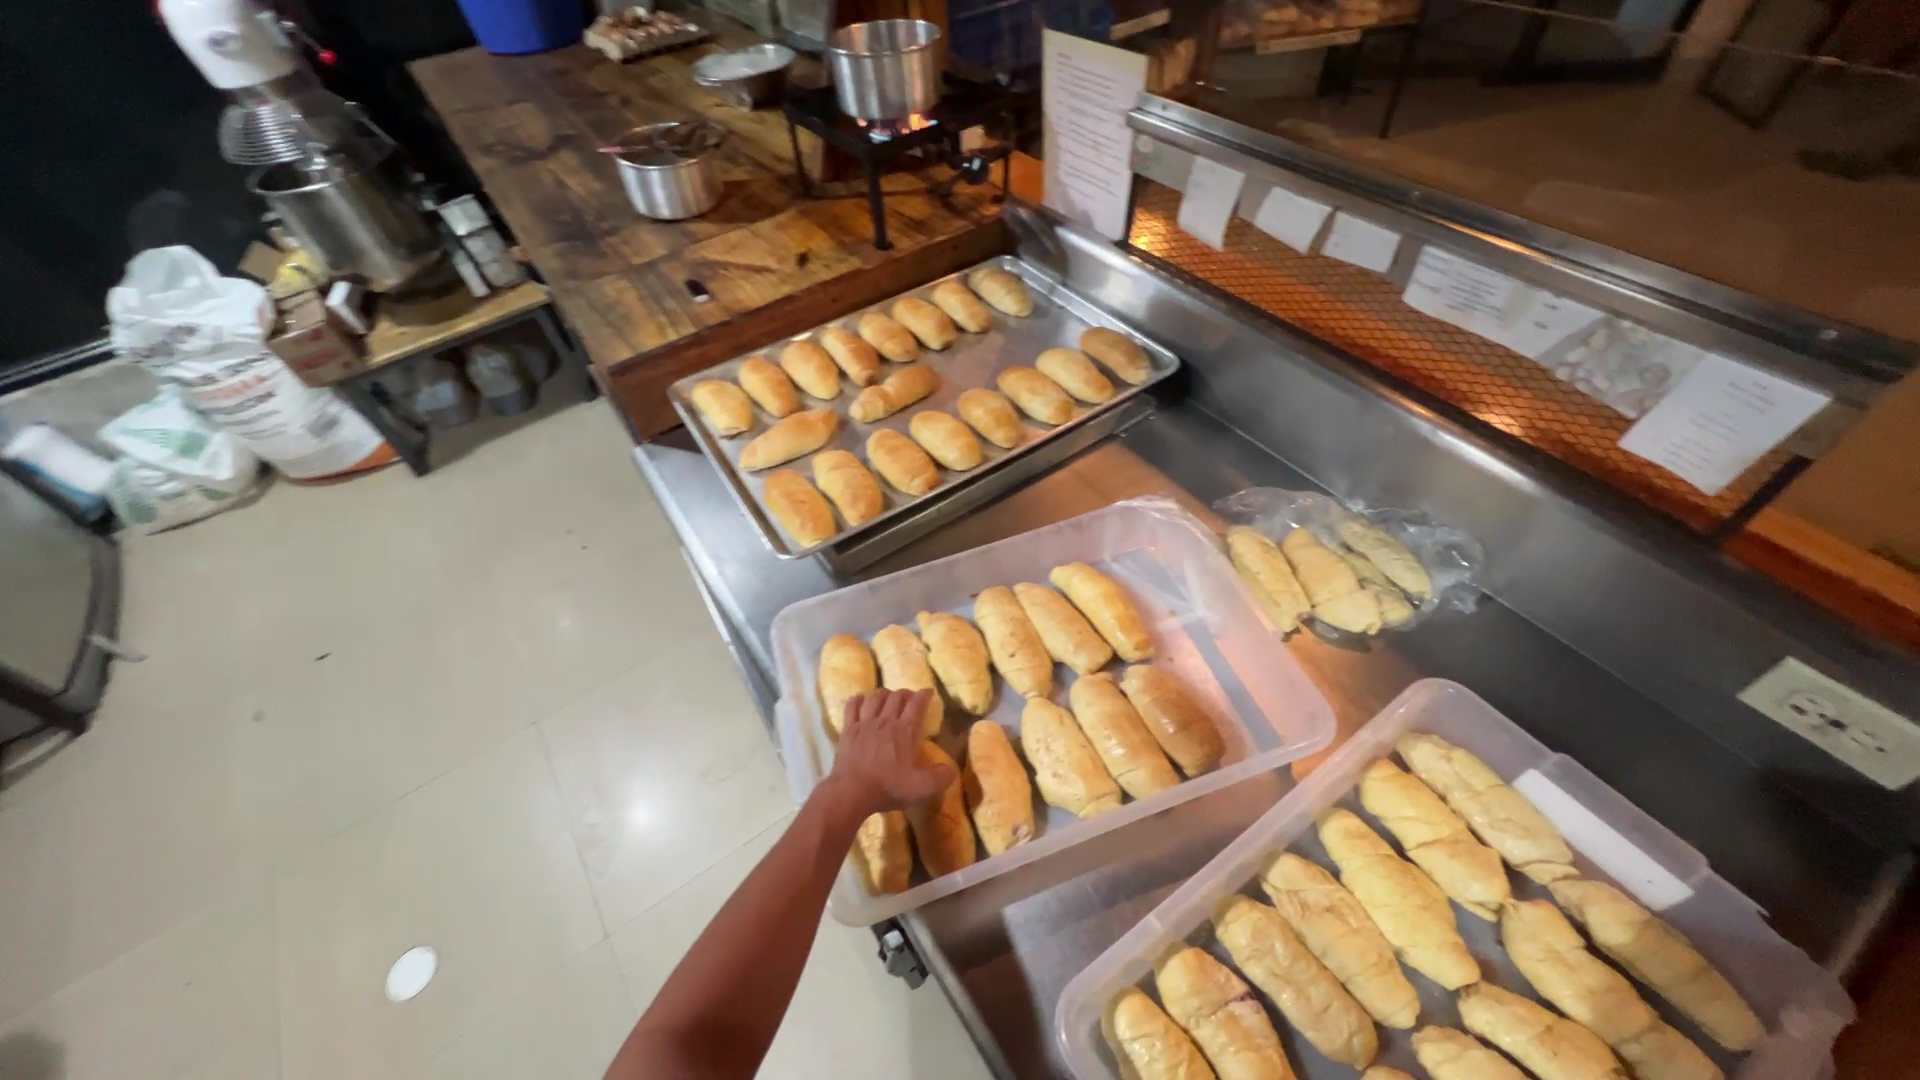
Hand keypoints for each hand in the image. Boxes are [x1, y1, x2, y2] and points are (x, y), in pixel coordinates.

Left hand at [827, 689, 952, 815]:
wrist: (852, 791)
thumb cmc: (888, 787)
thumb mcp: (922, 788)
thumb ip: (941, 777)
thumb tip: (951, 770)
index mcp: (905, 731)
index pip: (917, 704)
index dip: (924, 695)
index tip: (928, 692)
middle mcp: (886, 721)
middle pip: (896, 696)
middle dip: (905, 693)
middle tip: (909, 697)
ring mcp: (865, 723)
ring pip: (875, 698)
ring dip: (884, 694)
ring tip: (888, 697)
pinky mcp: (849, 730)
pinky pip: (852, 706)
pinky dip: (858, 699)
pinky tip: (861, 700)